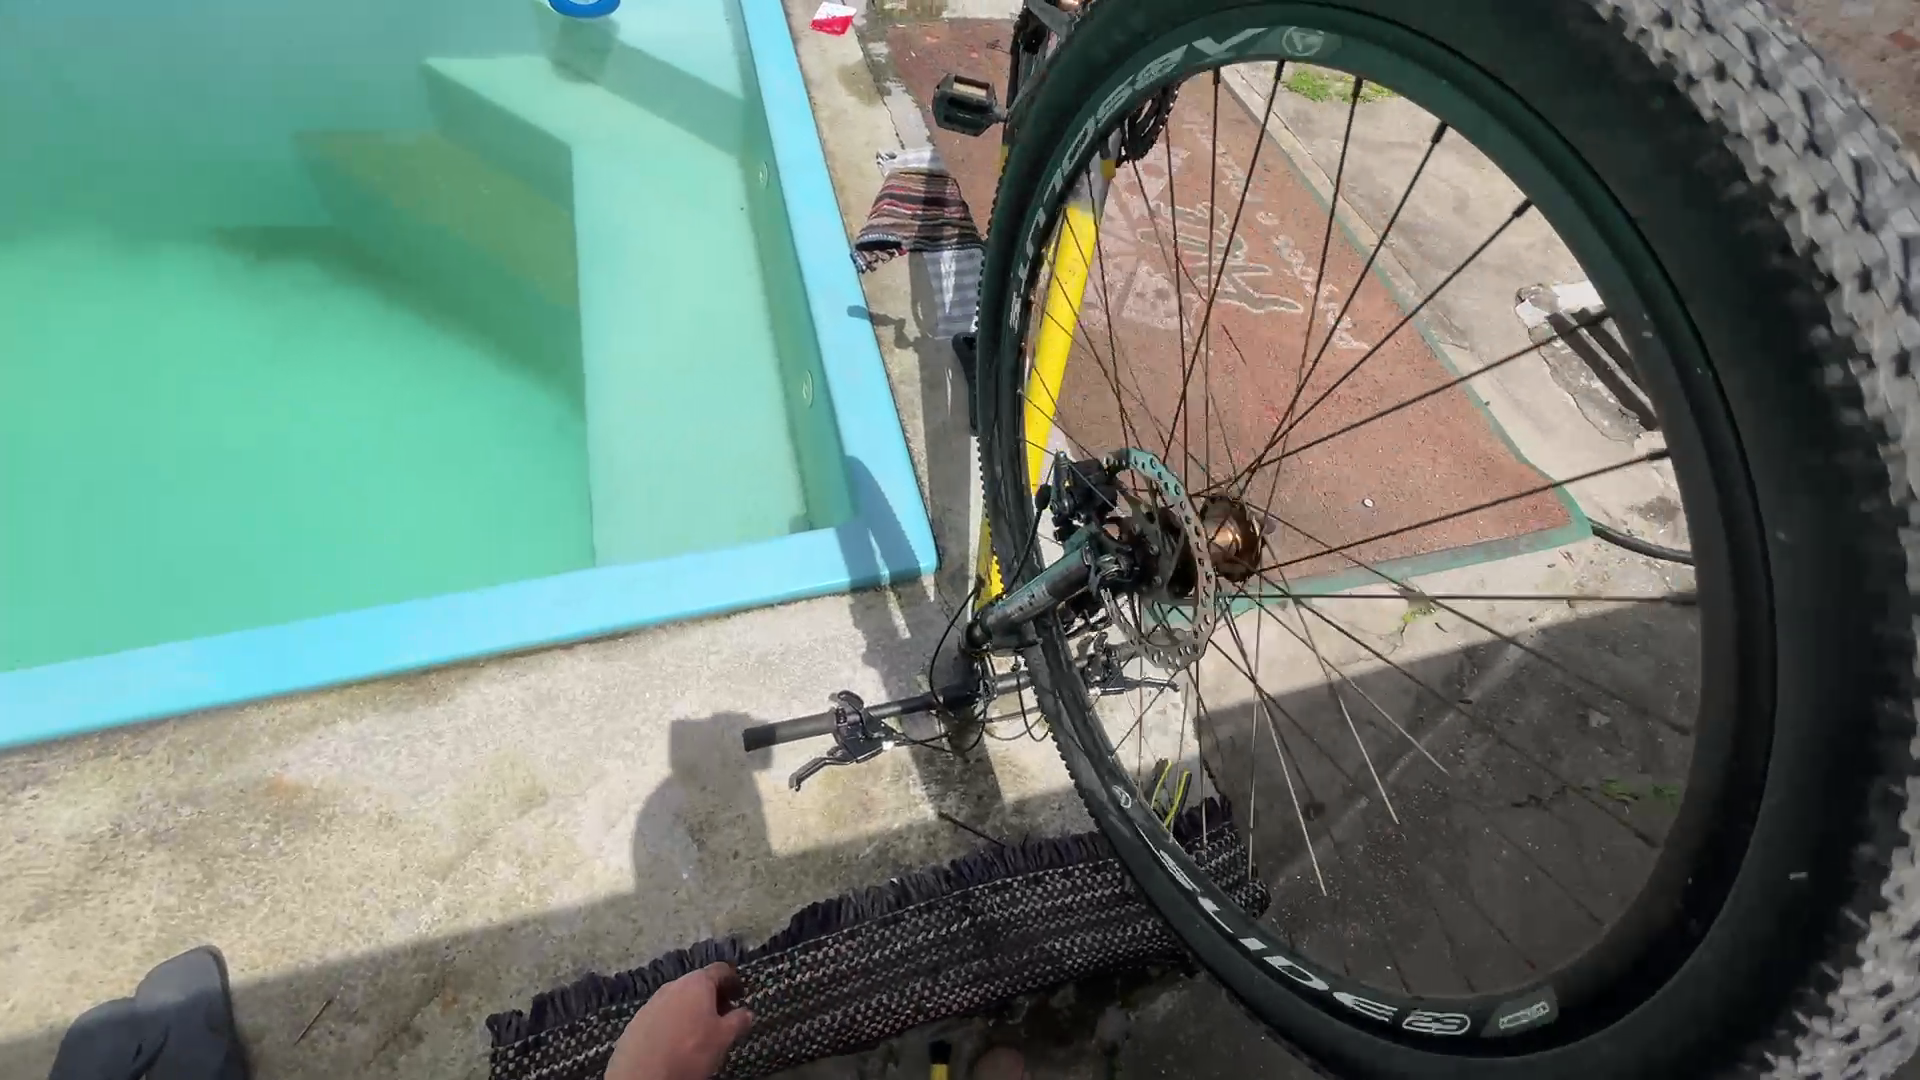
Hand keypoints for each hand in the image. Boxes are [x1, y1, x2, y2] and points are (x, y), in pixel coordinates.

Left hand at [604, 963, 753, 1079]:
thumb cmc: (688, 1053)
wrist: (640, 1079)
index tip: (739, 994)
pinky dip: (671, 1023)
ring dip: (690, 1010)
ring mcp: (651, 1003)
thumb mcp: (722, 1039)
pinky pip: (660, 1016)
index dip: (732, 980)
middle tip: (721, 1016)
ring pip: (677, 1000)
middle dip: (711, 997)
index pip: (720, 970)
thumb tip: (747, 1012)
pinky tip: (673, 1043)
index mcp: (697, 983)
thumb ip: (738, 1021)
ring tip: (697, 1032)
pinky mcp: (634, 1023)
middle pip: (698, 984)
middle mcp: (673, 985)